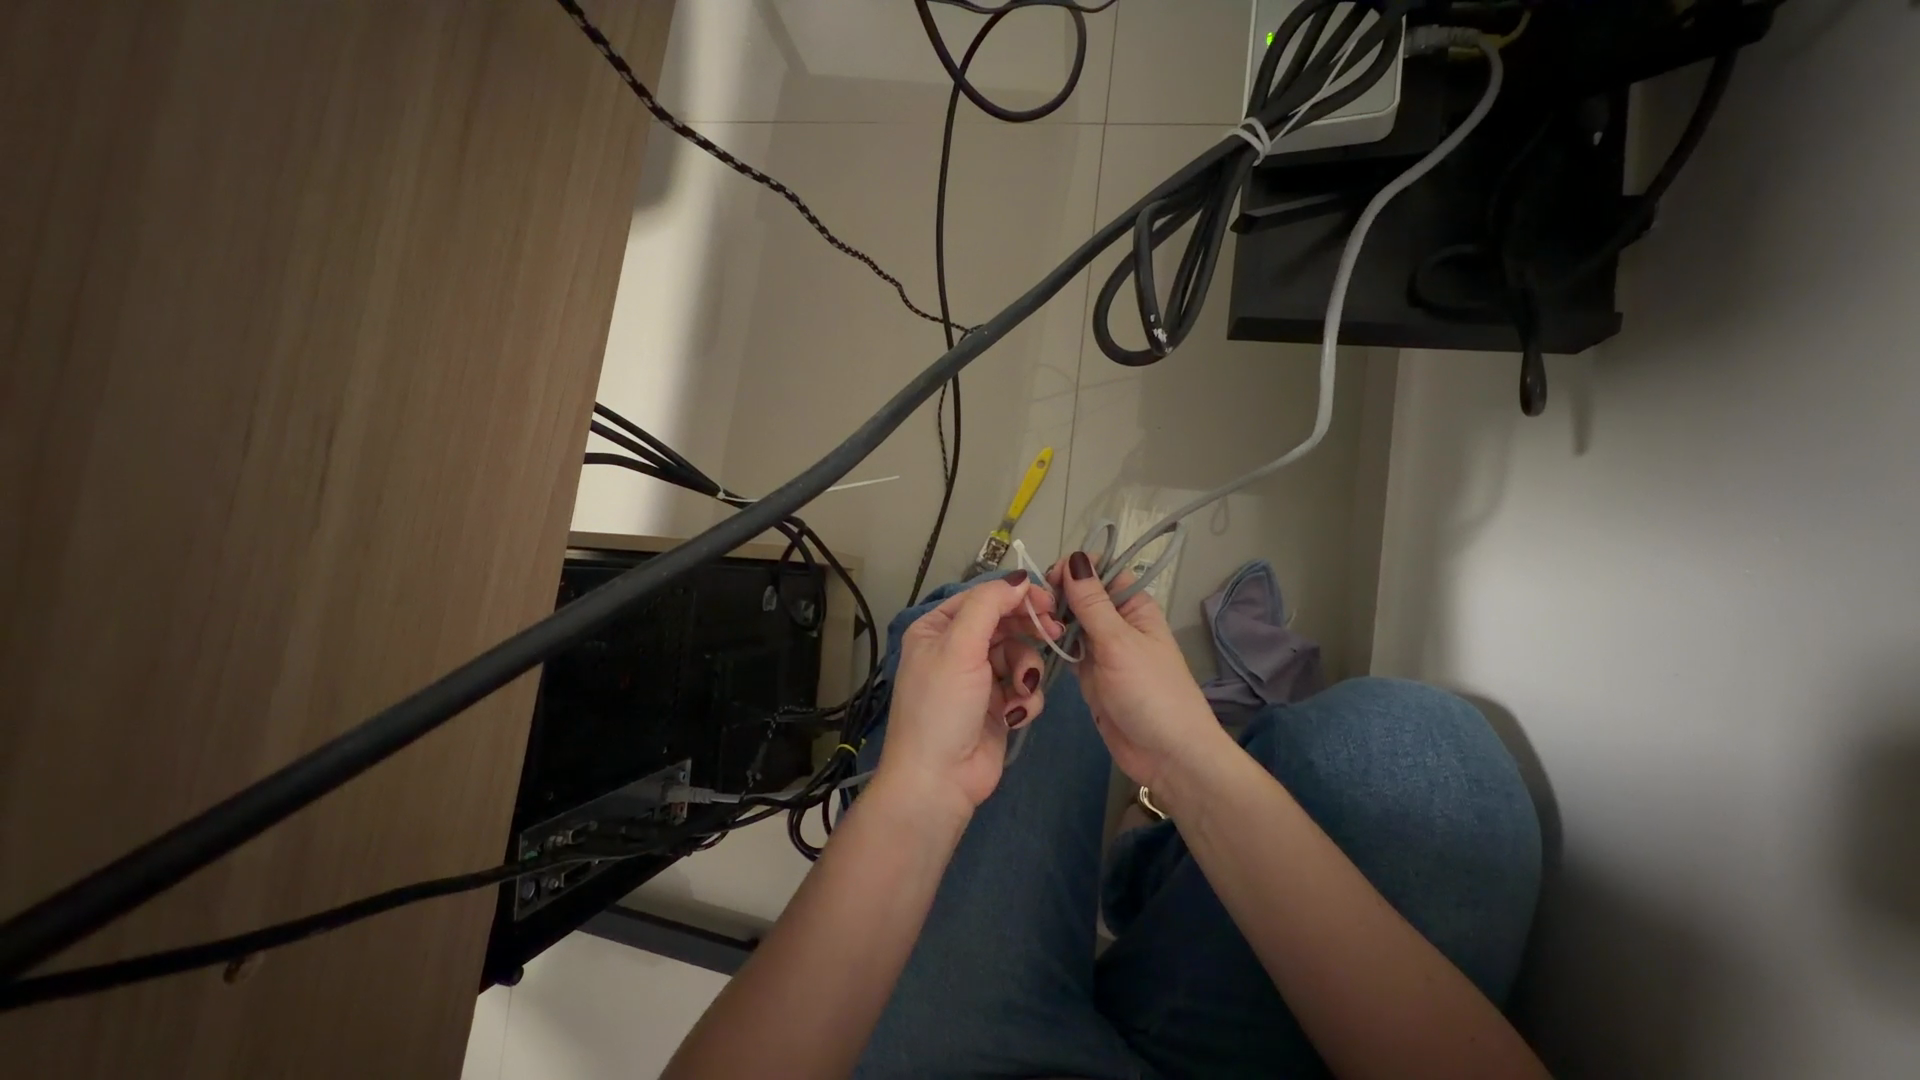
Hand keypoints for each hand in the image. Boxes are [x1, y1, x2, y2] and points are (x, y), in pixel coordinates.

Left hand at [878, 574, 1057, 811]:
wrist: (939, 780)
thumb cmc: (942, 707)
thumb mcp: (960, 647)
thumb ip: (989, 606)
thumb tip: (1018, 578)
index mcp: (936, 629)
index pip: (982, 598)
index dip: (1016, 596)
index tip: (1049, 600)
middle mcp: (955, 650)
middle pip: (1005, 624)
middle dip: (1028, 631)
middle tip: (1054, 633)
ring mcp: (977, 679)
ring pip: (1020, 655)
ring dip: (1027, 670)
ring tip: (1021, 689)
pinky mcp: (997, 706)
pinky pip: (1023, 687)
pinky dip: (1025, 698)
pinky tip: (1015, 714)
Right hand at [1048, 551, 1224, 790]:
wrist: (1167, 755)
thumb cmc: (1150, 691)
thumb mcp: (1119, 642)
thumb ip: (1092, 602)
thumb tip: (1074, 557)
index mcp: (1134, 606)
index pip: (1101, 571)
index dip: (1074, 569)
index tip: (1048, 580)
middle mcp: (1118, 622)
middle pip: (1081, 596)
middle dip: (1056, 596)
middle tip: (1032, 610)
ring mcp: (1102, 650)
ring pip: (1070, 623)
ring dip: (1051, 622)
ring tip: (1028, 626)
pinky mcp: (1089, 675)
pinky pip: (1066, 650)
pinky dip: (1051, 646)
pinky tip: (1032, 643)